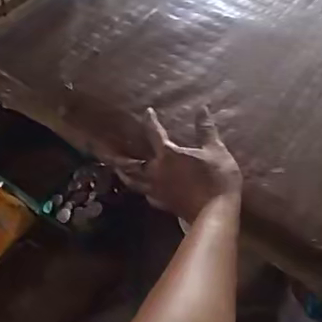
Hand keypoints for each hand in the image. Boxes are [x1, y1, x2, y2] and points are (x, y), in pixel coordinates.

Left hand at [109, 107, 241, 222]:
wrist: (215, 213)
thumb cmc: (216, 179)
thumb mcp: (215, 150)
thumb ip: (206, 130)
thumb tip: (202, 109)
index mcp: (167, 155)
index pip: (155, 133)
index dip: (151, 121)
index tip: (148, 112)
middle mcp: (155, 172)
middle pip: (131, 164)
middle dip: (118, 157)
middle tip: (106, 153)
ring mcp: (156, 190)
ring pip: (134, 182)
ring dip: (124, 175)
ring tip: (118, 171)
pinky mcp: (162, 204)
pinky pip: (146, 195)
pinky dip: (142, 190)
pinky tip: (144, 191)